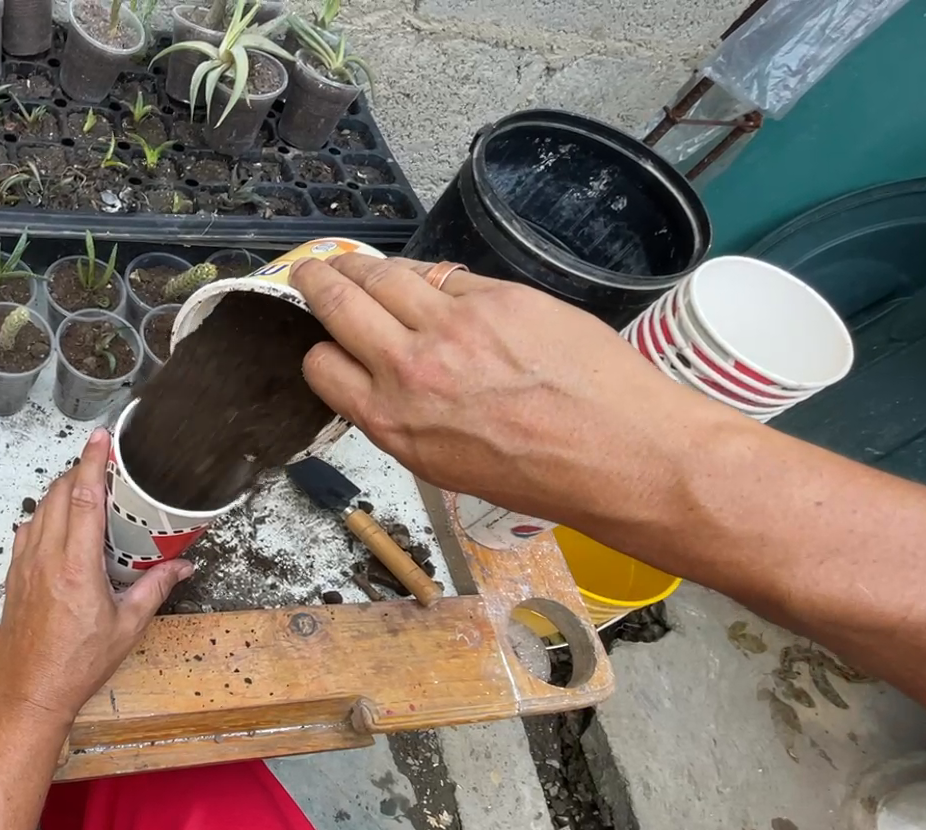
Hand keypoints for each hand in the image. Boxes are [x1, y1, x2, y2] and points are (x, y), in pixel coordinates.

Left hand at [0, 429, 191, 724]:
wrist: (30, 691)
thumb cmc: (78, 664)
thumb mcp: (127, 627)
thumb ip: (155, 589)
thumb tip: (183, 566)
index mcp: (75, 567)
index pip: (83, 498)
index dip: (93, 462)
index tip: (101, 439)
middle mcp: (45, 558)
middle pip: (59, 494)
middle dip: (79, 471)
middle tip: (103, 464)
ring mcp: (24, 565)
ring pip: (39, 509)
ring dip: (61, 492)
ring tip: (86, 490)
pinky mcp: (14, 575)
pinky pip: (27, 530)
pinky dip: (45, 516)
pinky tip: (60, 525)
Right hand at [290, 254, 731, 523]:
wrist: (617, 451)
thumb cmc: (528, 473)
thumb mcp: (434, 463)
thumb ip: (394, 415)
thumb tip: (378, 378)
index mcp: (389, 419)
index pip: (321, 365)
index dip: (318, 351)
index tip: (324, 344)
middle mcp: (409, 368)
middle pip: (340, 304)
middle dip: (315, 281)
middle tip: (308, 271)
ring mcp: (454, 325)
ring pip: (385, 275)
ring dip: (358, 263)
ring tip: (349, 260)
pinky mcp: (499, 297)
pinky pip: (444, 275)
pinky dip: (423, 275)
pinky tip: (421, 279)